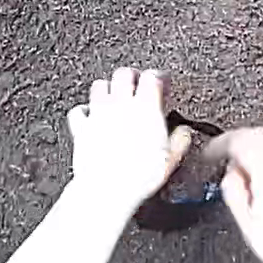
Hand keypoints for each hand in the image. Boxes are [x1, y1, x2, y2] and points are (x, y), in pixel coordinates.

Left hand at [65, 68, 193, 208]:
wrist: (107, 189)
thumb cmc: (139, 176)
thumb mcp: (172, 159)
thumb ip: (180, 140)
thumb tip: (184, 132)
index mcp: (146, 108)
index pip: (152, 77)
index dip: (159, 77)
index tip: (162, 84)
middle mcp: (121, 105)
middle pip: (123, 73)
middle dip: (132, 76)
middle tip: (138, 84)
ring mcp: (98, 114)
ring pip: (99, 85)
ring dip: (108, 88)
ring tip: (115, 97)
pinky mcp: (81, 128)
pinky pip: (78, 111)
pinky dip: (84, 111)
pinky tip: (89, 116)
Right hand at [206, 128, 262, 262]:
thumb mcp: (246, 223)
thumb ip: (233, 192)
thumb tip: (229, 176)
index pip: (241, 141)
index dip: (220, 142)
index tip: (210, 152)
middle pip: (258, 135)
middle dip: (236, 140)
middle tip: (221, 152)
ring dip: (251, 146)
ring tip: (237, 165)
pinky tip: (257, 175)